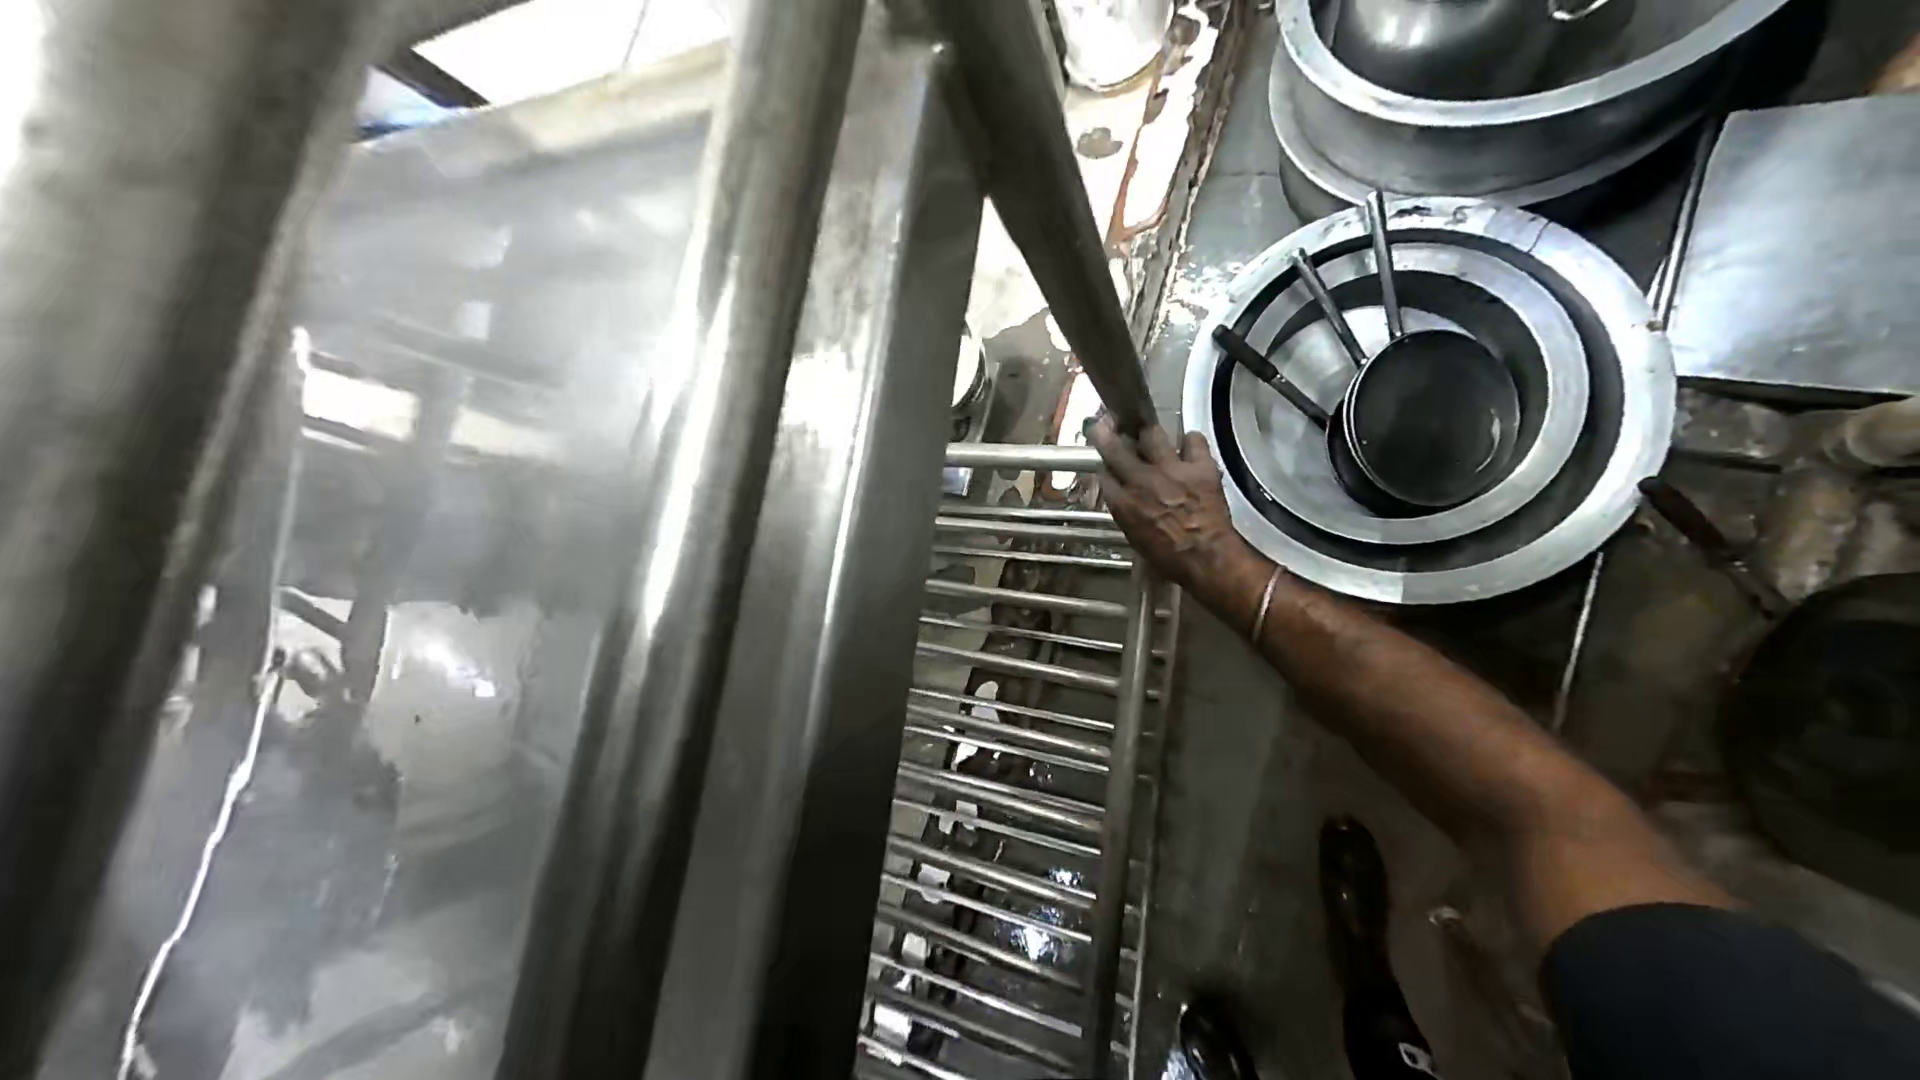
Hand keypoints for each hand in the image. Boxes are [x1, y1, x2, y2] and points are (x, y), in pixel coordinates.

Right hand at [1089, 417, 1272, 611]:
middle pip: (1116, 448)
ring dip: (1150, 434)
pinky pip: (1194, 440)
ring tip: (1152, 436)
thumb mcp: (1134, 536)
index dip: (1102, 464)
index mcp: (1123, 503)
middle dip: (1106, 435)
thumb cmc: (1168, 556)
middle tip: (1105, 425)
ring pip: (1153, 435)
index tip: (1102, 460)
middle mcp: (1142, 481)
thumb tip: (1122, 494)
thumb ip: (1125, 510)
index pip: (1104, 474)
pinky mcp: (1200, 466)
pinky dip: (1190, 441)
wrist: (1207, 558)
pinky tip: (1189, 446)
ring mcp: (1171, 470)